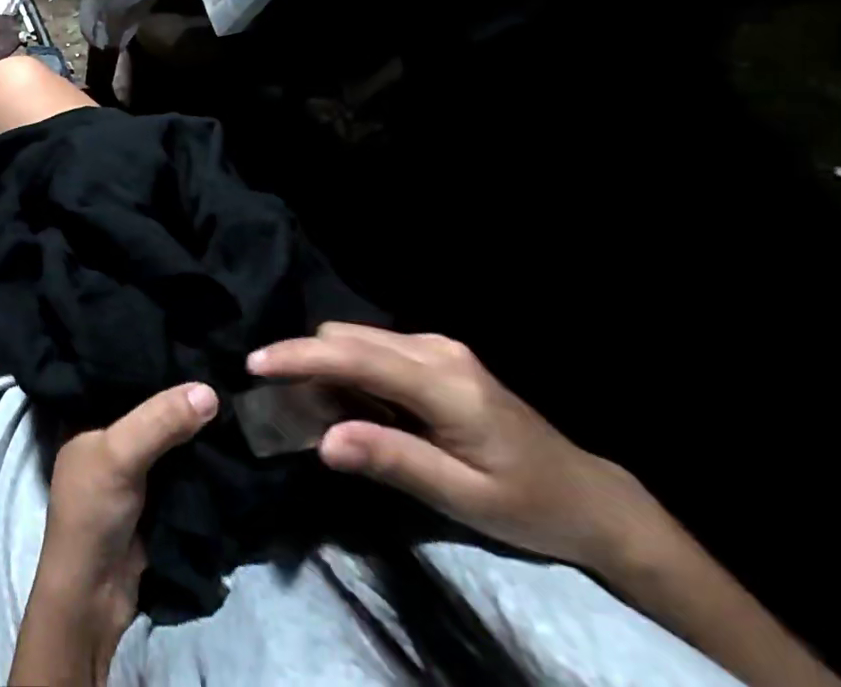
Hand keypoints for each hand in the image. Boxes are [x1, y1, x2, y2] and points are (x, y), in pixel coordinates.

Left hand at [10, 382, 218, 686]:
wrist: (95, 597)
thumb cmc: (92, 513)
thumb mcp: (118, 456)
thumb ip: (159, 422)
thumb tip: (210, 390)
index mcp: (86, 416)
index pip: (120, 372)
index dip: (151, 354)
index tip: (190, 332)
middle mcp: (109, 433)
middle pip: (150, 402)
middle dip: (182, 387)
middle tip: (224, 356)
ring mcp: (134, 464)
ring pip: (170, 430)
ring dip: (197, 419)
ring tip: (236, 383)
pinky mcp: (157, 490)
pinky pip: (184, 460)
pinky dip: (203, 449)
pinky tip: (231, 427)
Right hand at [247, 323, 654, 569]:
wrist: (587, 495)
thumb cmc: (527, 504)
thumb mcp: (461, 495)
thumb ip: (393, 460)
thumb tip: (323, 442)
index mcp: (444, 383)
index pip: (356, 357)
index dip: (300, 357)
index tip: (254, 364)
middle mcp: (436, 349)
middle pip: (348, 337)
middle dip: (305, 362)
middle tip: (282, 408)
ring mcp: (438, 348)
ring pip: (357, 339)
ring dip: (324, 366)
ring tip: (313, 413)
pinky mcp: (436, 356)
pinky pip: (373, 350)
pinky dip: (347, 370)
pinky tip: (350, 406)